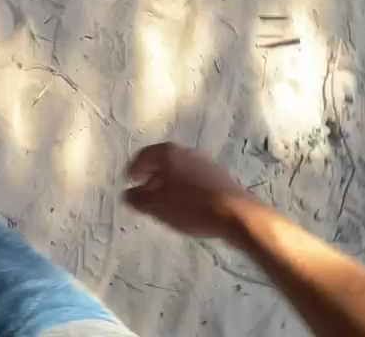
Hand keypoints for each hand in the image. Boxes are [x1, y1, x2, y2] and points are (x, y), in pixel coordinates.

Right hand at [123, 142, 257, 241]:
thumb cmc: (191, 206)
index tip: (129, 183)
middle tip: (147, 194)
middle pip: (162, 162)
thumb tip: (126, 195)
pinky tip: (189, 205)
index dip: (134, 171)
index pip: (143, 157)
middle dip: (153, 177)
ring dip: (171, 183)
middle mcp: (185, 150)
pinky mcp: (220, 175)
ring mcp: (205, 161)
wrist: (237, 215)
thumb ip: (138, 199)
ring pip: (180, 170)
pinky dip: (187, 188)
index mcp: (167, 152)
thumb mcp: (157, 206)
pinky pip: (195, 178)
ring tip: (168, 203)